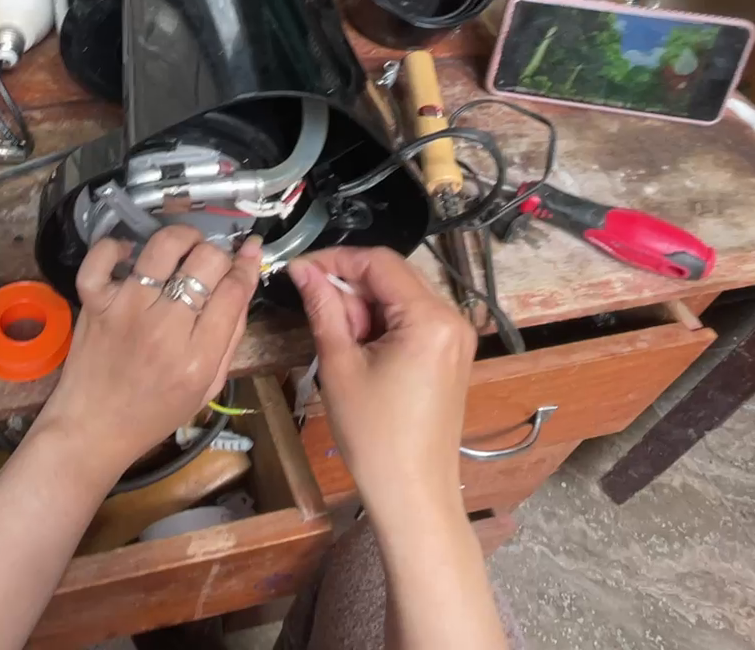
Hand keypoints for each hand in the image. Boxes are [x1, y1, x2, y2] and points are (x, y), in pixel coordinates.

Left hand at [32, 227, 261, 480]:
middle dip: (217, 253)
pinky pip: (103, 256)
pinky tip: (132, 255)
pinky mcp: (94, 302)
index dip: (246, 263)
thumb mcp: (209, 386)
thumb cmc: (155, 412)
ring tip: (184, 247)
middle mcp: (163, 328)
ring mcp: (125, 310)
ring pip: (162, 247)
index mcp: (198, 357)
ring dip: (181, 237)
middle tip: (211, 262)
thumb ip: (231, 333)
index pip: (234, 290)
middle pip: (205, 261)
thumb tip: (246, 276)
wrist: (93, 428)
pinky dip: (117, 246)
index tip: (247, 251)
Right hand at [287, 247, 477, 524]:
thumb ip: (323, 307)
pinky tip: (357, 343)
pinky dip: (380, 320)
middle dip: (348, 281)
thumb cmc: (374, 434)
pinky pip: (410, 317)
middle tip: (312, 300)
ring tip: (335, 332)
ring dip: (362, 302)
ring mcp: (455, 337)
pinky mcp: (449, 354)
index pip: (379, 262)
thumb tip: (302, 269)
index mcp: (430, 319)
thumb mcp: (339, 364)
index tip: (299, 269)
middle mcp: (452, 319)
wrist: (412, 495)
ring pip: (399, 294)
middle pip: (392, 274)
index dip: (334, 259)